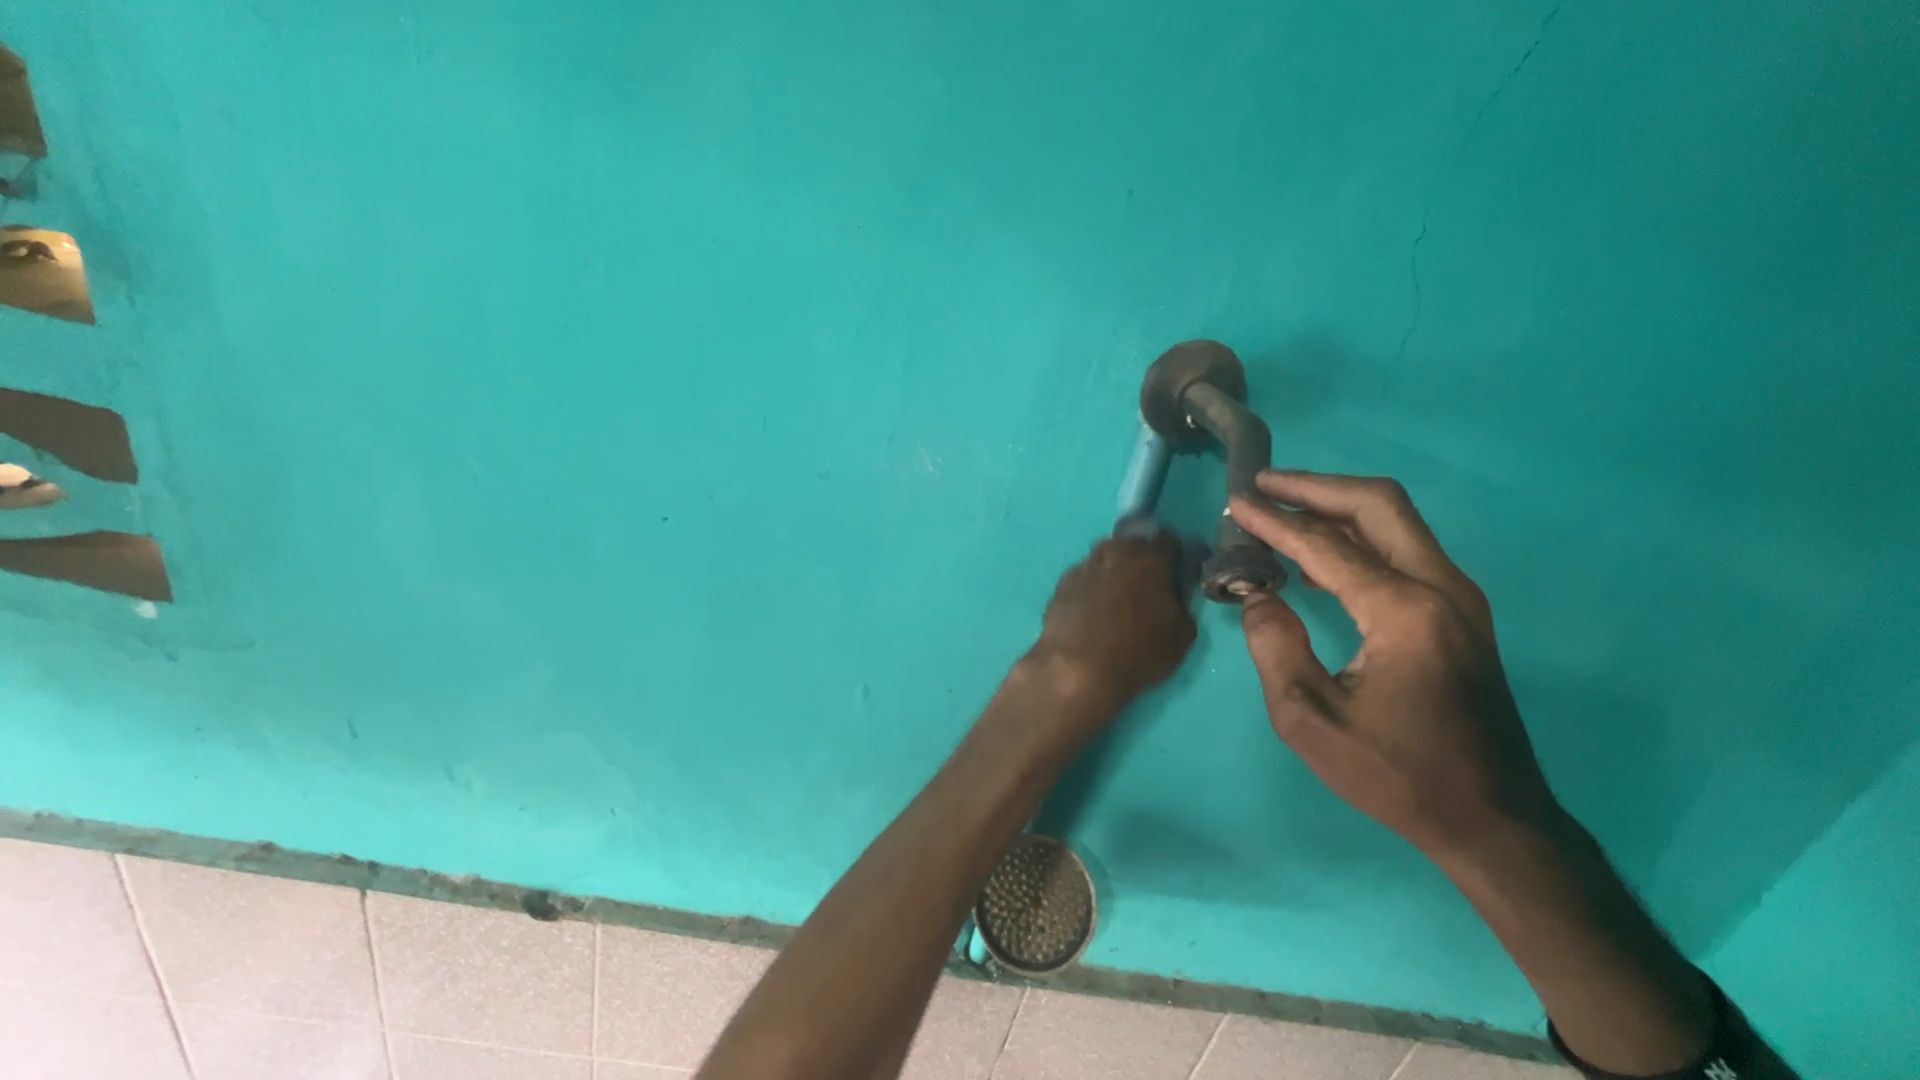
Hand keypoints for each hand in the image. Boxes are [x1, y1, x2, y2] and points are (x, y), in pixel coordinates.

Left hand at [1031, 529, 1196, 716]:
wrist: (1078, 667)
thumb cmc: (1139, 652)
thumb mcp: (1182, 635)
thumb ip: (1182, 604)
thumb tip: (1174, 594)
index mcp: (1152, 558)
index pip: (1169, 540)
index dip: (1173, 556)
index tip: (1173, 573)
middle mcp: (1117, 552)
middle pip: (1133, 546)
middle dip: (1141, 560)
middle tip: (1144, 588)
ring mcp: (1086, 565)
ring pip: (1105, 558)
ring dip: (1113, 571)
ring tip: (1114, 599)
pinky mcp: (1062, 583)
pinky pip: (1084, 577)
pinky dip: (1090, 587)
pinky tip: (1089, 609)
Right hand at [1228, 471, 1557, 858]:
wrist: (1491, 816)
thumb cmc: (1396, 773)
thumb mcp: (1311, 720)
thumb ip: (1276, 647)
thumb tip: (1257, 596)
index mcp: (1403, 611)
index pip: (1325, 546)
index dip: (1274, 523)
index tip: (1235, 504)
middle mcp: (1440, 587)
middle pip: (1378, 504)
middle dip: (1316, 487)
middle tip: (1264, 484)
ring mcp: (1459, 597)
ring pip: (1398, 521)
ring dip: (1339, 506)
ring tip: (1285, 509)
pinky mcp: (1461, 613)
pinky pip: (1406, 550)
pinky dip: (1361, 536)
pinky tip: (1322, 558)